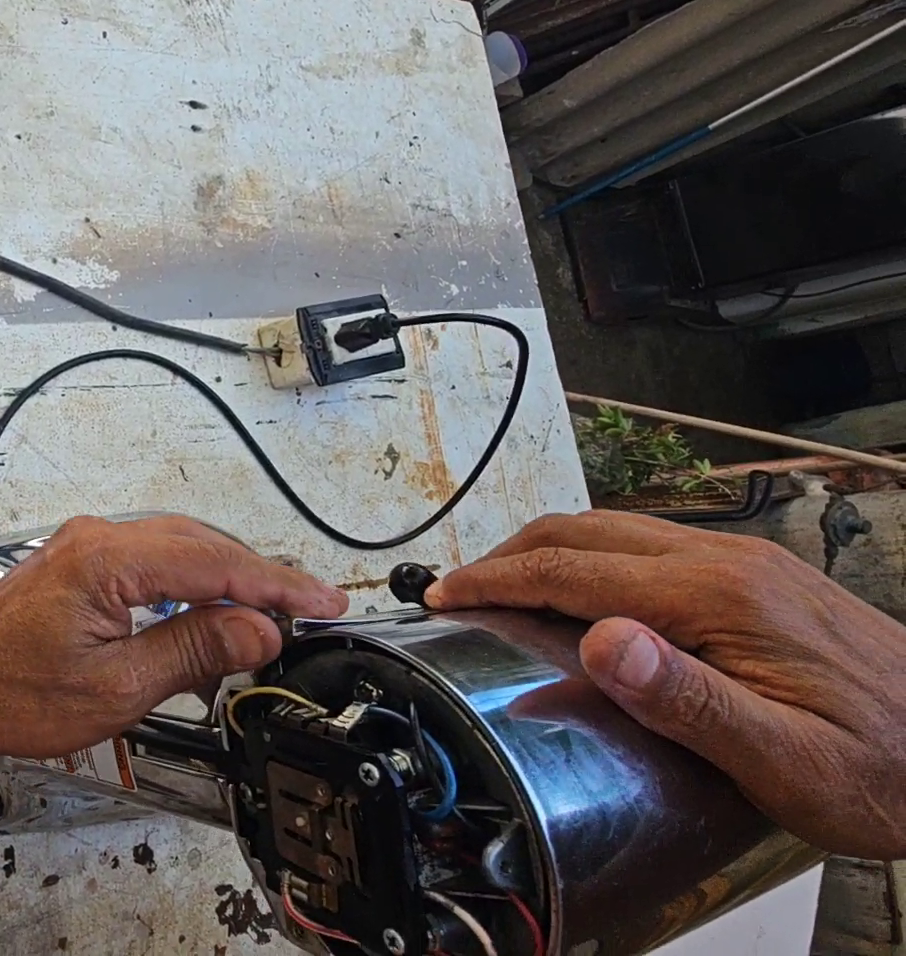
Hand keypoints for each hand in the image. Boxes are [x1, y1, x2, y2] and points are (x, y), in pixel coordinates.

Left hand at [0, 514, 346, 760]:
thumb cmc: (13, 693)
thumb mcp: (117, 686)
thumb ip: (193, 648)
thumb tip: (258, 628)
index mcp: (105, 560)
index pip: (213, 561)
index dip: (276, 583)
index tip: (322, 600)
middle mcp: (93, 539)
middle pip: (197, 545)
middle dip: (254, 578)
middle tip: (302, 612)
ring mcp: (81, 546)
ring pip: (174, 548)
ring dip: (219, 580)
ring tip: (259, 621)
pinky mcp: (75, 562)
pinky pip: (146, 560)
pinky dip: (183, 584)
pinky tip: (199, 618)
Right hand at [428, 510, 905, 858]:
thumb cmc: (892, 776)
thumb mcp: (792, 764)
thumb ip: (691, 700)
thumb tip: (600, 638)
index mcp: (716, 596)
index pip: (568, 569)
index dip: (493, 580)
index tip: (443, 596)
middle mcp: (721, 559)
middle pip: (578, 531)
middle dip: (505, 555)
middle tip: (462, 592)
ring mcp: (739, 559)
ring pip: (606, 528)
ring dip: (540, 550)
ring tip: (505, 588)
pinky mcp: (752, 571)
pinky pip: (640, 542)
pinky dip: (582, 555)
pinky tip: (579, 590)